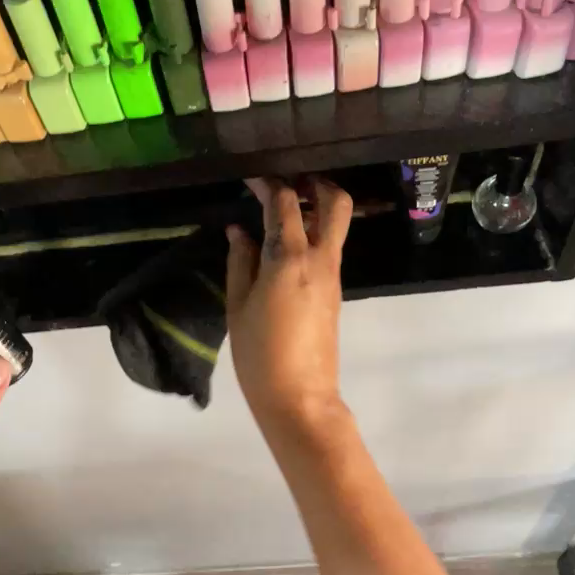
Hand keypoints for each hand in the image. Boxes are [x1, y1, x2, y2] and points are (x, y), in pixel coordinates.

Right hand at [226, 177, 353, 431]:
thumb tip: (240, 230)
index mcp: (291, 259)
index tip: (252, 176)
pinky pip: (330, 246)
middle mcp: (320, 259)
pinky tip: (286, 240)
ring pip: (337, 223)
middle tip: (288, 180)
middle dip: (315, 182)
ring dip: (317, 205)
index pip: (285, 203)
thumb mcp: (237, 306)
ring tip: (284, 206)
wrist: (300, 398)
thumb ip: (240, 261)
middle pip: (335, 202)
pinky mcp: (335, 290)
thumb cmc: (260, 354)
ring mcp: (333, 274)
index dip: (269, 183)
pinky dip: (314, 230)